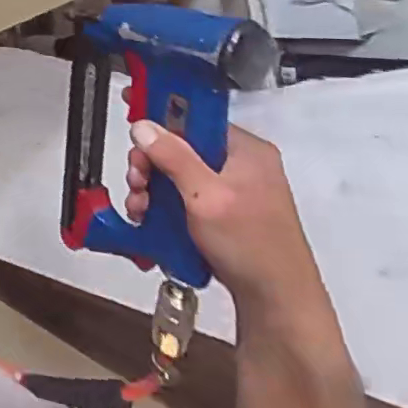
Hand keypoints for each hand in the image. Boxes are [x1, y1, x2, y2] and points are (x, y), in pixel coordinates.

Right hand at [125, 119, 324, 310]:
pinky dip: (160, 205)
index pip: (195, 115)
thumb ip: (173, 156)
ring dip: (150, 187)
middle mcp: (238, 165)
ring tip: (140, 208)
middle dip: (149, 162)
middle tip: (137, 180)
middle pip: (178, 146)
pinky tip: (147, 219)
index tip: (129, 102)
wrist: (278, 305)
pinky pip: (180, 196)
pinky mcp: (221, 213)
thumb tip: (142, 125)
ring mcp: (230, 190)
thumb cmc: (248, 244)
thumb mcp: (205, 196)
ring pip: (174, 173)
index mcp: (245, 151)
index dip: (161, 108)